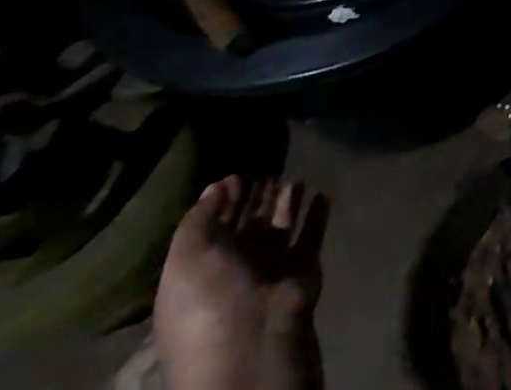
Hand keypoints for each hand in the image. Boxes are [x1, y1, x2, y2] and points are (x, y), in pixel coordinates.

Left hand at [156, 176, 328, 389]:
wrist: (255, 340)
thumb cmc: (210, 300)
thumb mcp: (188, 258)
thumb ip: (200, 219)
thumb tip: (219, 184)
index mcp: (198, 270)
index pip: (211, 229)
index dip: (221, 202)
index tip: (236, 174)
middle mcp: (234, 268)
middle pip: (247, 227)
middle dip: (256, 200)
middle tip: (269, 170)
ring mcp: (272, 268)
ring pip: (280, 228)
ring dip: (286, 204)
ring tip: (295, 178)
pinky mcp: (304, 268)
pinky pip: (311, 236)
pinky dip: (316, 216)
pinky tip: (322, 195)